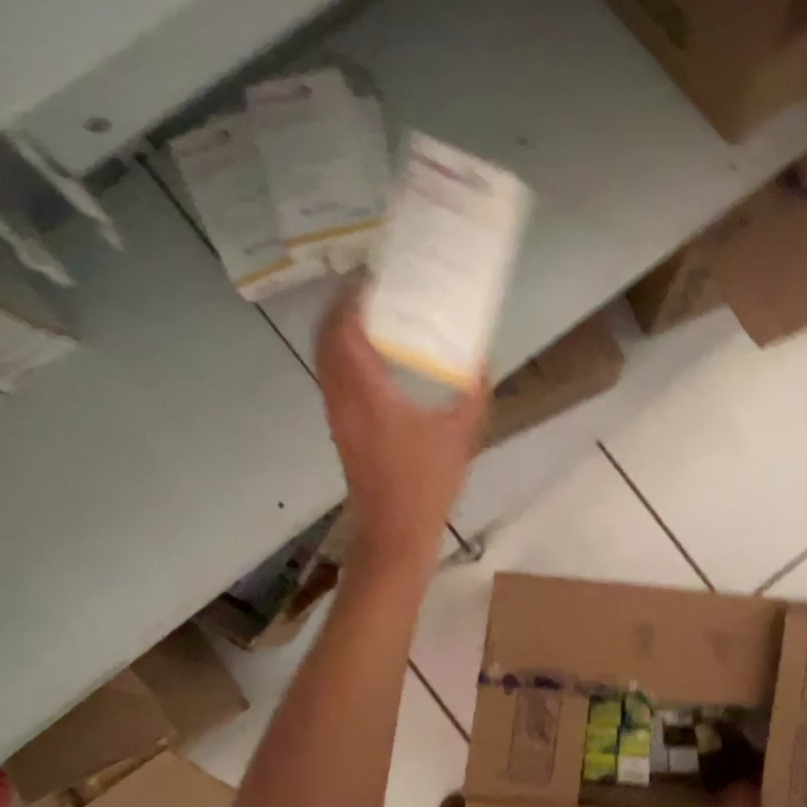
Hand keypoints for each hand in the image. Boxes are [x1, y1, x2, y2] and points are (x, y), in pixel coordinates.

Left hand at [315, 290, 487, 571]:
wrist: (394, 531)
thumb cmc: (426, 482)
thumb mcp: (461, 432)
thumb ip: (472, 389)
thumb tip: (481, 355)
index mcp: (367, 392)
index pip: (344, 330)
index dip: (351, 298)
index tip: (372, 275)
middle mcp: (342, 397)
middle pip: (325, 338)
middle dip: (341, 307)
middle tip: (371, 288)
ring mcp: (336, 414)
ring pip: (325, 359)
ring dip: (339, 331)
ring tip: (372, 315)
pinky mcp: (340, 429)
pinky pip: (332, 377)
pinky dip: (343, 355)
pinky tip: (374, 359)